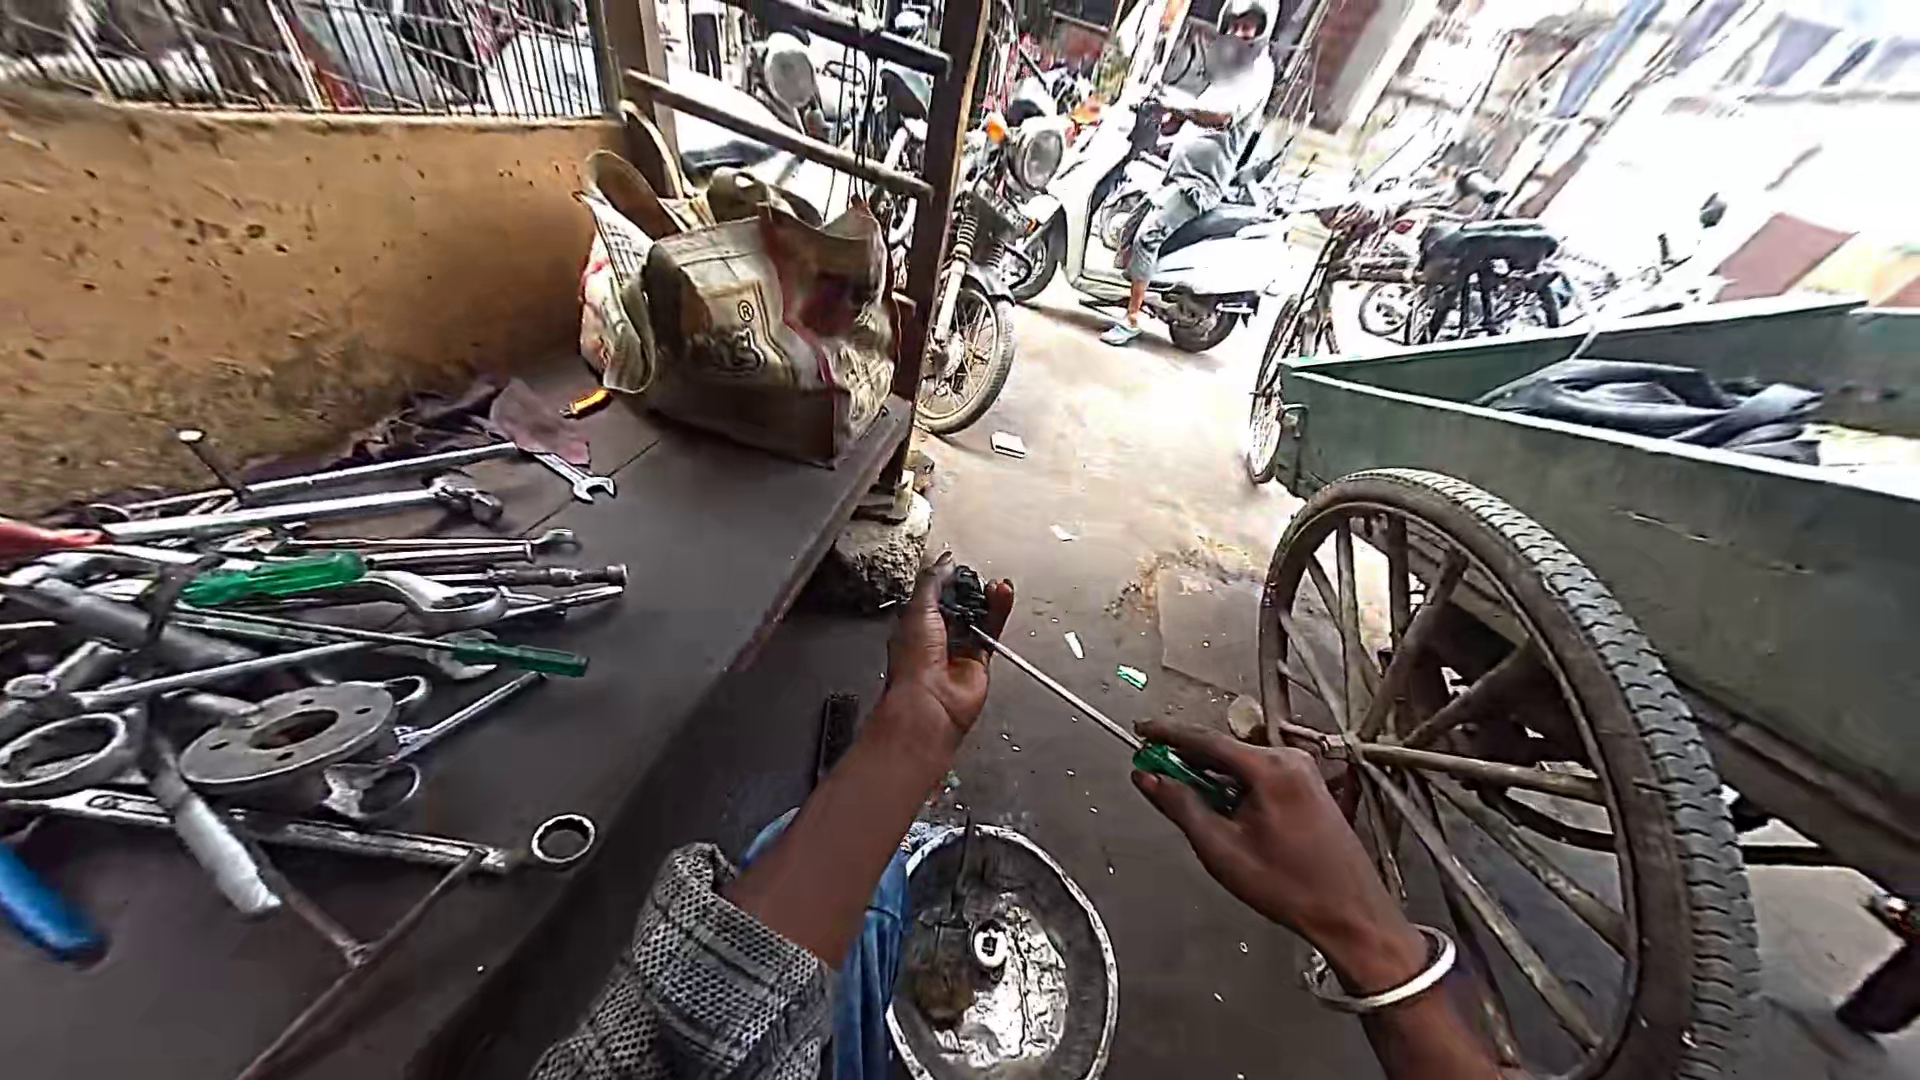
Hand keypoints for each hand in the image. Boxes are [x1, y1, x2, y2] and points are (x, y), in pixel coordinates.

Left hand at [876, 554, 1013, 753]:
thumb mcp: (918, 609)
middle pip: (959, 603)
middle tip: (979, 577)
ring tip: (998, 584)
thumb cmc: (914, 660)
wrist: (930, 701)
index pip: (935, 593)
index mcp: (915, 622)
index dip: (948, 579)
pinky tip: (1004, 595)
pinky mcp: (980, 658)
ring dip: (989, 598)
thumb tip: (945, 561)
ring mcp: (959, 646)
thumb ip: (933, 582)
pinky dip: (1000, 611)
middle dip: (970, 588)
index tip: (960, 567)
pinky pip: (992, 629)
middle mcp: (937, 635)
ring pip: (978, 615)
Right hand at [1131, 719, 1426, 991]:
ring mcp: (1302, 770)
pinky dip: (1232, 782)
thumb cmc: (1287, 887)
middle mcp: (1288, 758)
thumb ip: (1179, 805)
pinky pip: (1257, 771)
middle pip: (1221, 747)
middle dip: (1186, 758)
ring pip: (1239, 760)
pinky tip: (1224, 807)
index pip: (1203, 739)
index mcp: (1269, 768)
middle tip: (1157, 771)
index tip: (1140, 730)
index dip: (1166, 733)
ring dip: (1210, 773)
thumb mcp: (1220, 848)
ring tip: (1191, 800)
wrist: (1355, 918)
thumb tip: (1146, 776)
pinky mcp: (1308, 784)